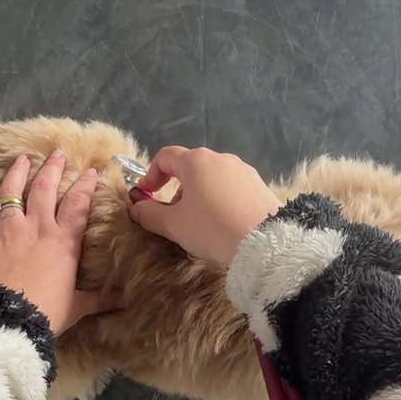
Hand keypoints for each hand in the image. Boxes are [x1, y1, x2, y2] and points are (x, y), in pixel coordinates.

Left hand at [0, 150, 121, 334]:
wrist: (7, 320)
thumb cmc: (46, 313)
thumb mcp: (78, 306)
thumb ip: (101, 298)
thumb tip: (127, 300)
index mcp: (63, 242)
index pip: (78, 205)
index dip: (85, 186)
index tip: (92, 171)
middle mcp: (36, 228)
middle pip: (45, 189)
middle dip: (53, 169)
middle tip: (58, 154)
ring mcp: (8, 232)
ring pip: (12, 193)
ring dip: (17, 174)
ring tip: (23, 159)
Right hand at [125, 145, 282, 264]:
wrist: (264, 241)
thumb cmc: (211, 228)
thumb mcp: (174, 225)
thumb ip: (150, 215)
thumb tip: (136, 208)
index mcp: (196, 161)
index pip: (165, 157)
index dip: (151, 176)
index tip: (146, 197)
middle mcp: (220, 158)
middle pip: (190, 169)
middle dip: (176, 191)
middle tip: (174, 217)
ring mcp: (243, 170)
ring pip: (211, 180)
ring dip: (198, 198)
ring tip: (199, 226)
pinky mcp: (259, 185)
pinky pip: (230, 189)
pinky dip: (219, 202)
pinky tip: (222, 227)